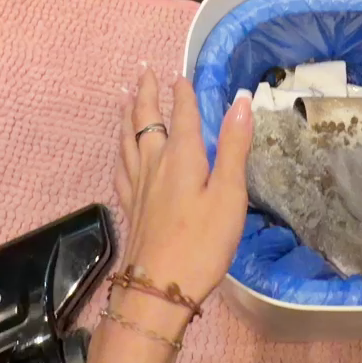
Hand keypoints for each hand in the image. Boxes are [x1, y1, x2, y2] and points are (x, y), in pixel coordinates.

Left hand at [114, 71, 254, 312]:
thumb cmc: (202, 242)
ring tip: (125, 98)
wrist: (158, 291)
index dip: (182, 93)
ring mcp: (139, 186)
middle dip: (147, 94)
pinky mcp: (131, 207)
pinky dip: (121, 150)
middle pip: (146, 121)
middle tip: (143, 71)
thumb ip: (234, 146)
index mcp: (182, 157)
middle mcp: (156, 164)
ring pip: (128, 140)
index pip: (183, 115)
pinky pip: (121, 167)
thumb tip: (241, 100)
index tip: (179, 73)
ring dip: (128, 115)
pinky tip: (120, 152)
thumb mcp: (229, 194)